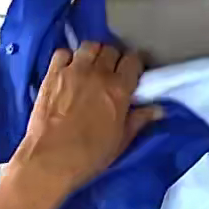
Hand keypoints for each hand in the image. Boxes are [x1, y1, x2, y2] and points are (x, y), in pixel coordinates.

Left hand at [10, 42, 161, 200]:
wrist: (48, 162)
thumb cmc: (89, 154)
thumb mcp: (121, 140)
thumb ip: (139, 119)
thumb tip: (159, 109)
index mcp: (120, 88)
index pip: (134, 59)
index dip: (134, 65)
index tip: (132, 73)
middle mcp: (99, 74)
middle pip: (111, 50)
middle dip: (114, 59)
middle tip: (110, 72)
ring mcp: (74, 72)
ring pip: (89, 46)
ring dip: (93, 54)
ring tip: (90, 67)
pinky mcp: (52, 76)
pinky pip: (62, 53)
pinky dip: (67, 58)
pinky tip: (68, 70)